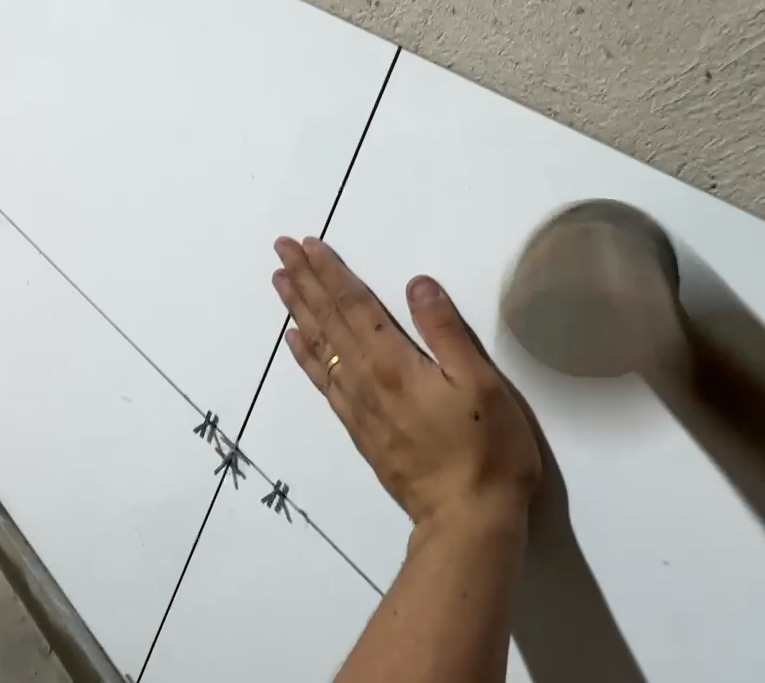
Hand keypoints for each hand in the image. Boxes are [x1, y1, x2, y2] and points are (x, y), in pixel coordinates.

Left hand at [271, 237, 541, 538]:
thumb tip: (417, 284)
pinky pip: (322, 381)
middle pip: (329, 318)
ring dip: (298, 308)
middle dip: (305, 279)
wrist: (466, 520)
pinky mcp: (357, 428)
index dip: (330, 272)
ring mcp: (356, 404)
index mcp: (393, 361)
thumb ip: (444, 331)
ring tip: (279, 280)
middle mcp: (365, 377)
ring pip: (319, 344)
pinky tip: (292, 339)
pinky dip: (305, 356)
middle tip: (281, 248)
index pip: (354, 304)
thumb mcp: (480, 383)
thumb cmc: (485, 448)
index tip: (308, 245)